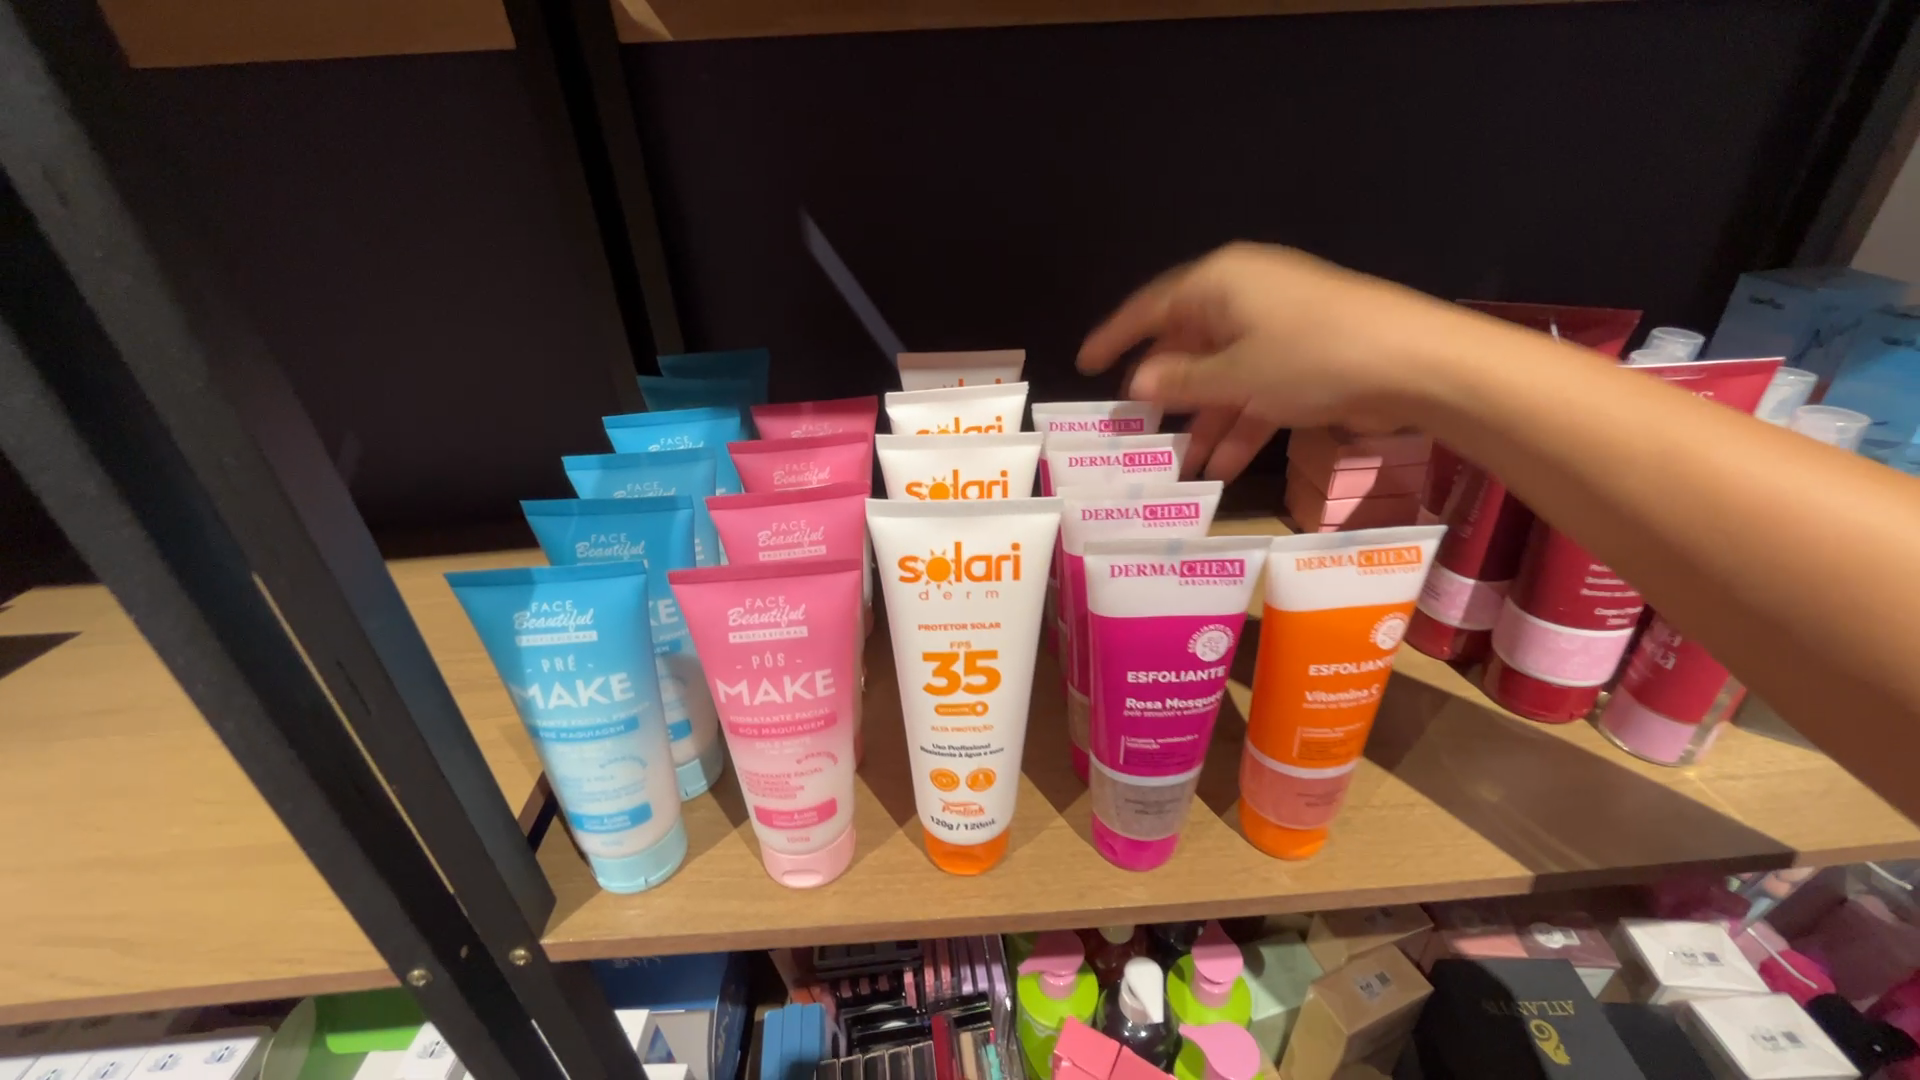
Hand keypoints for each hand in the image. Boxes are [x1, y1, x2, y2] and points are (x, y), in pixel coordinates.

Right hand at [1077, 243, 1472, 480]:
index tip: (1085, 364)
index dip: (1114, 338)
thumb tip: (1135, 384)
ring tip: (1181, 469)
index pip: (1150, 308)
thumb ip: (1179, 381)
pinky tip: (1224, 469)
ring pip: (1221, 377)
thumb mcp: (1235, 376)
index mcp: (1218, 283)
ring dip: (1204, 423)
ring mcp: (1274, 327)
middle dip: (1165, 397)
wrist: (1416, 362)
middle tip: (1137, 431)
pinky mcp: (1302, 356)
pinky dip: (1240, 425)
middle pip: (1186, 347)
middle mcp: (1242, 297)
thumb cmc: (1311, 356)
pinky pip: (1254, 389)